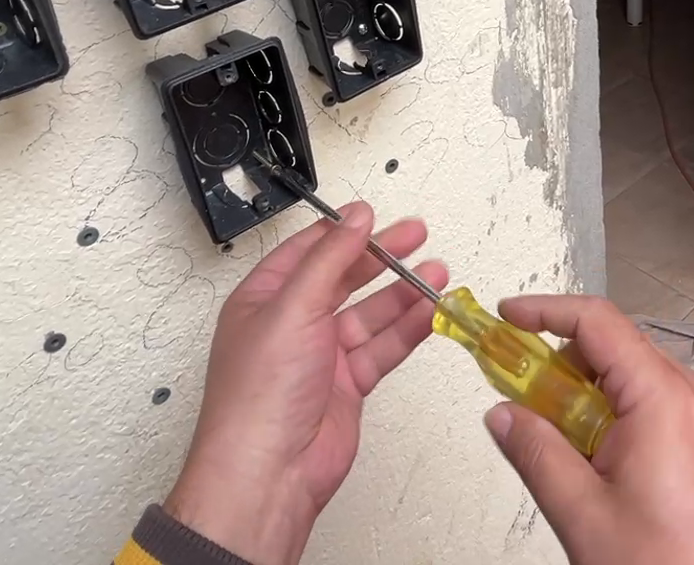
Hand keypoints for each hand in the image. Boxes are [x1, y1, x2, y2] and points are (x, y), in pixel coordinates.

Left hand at [164, 201, 447, 564]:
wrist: (268, 477)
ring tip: (436, 272)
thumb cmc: (257, 398)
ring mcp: (322, 354)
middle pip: (344, 277)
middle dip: (382, 256)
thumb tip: (355, 216)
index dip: (342, 231)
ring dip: (404, 292)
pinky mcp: (348, 383)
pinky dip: (408, 329)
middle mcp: (293, 323)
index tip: (374, 215)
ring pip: (371, 312)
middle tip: (416, 235)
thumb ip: (330, 258)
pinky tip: (430, 312)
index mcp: (266, 298)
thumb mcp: (293, 308)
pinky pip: (383, 346)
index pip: (308, 251)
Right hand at [482, 294, 693, 564]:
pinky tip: (594, 457)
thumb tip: (503, 415)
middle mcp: (689, 394)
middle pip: (611, 346)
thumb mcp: (586, 516)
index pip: (595, 320)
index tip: (508, 316)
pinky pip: (652, 402)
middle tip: (519, 391)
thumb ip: (538, 455)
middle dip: (559, 361)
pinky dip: (613, 412)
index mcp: (661, 397)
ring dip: (584, 391)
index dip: (545, 309)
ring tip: (556, 438)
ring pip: (629, 375)